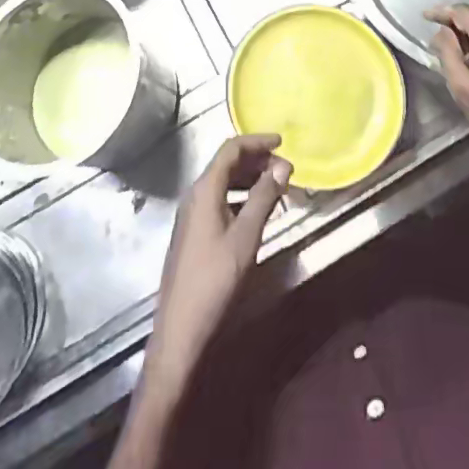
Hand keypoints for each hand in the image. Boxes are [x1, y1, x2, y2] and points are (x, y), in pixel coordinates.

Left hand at [148, 134, 291, 378]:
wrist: (182, 326)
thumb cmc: (216, 278)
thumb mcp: (246, 235)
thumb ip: (264, 197)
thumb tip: (283, 165)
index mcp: (204, 190)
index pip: (230, 150)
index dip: (256, 141)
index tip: (283, 142)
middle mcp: (195, 196)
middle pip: (226, 165)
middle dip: (257, 160)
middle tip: (287, 169)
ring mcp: (193, 215)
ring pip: (224, 184)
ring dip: (251, 180)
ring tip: (279, 187)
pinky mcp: (195, 233)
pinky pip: (221, 201)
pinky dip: (243, 198)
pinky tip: (260, 212)